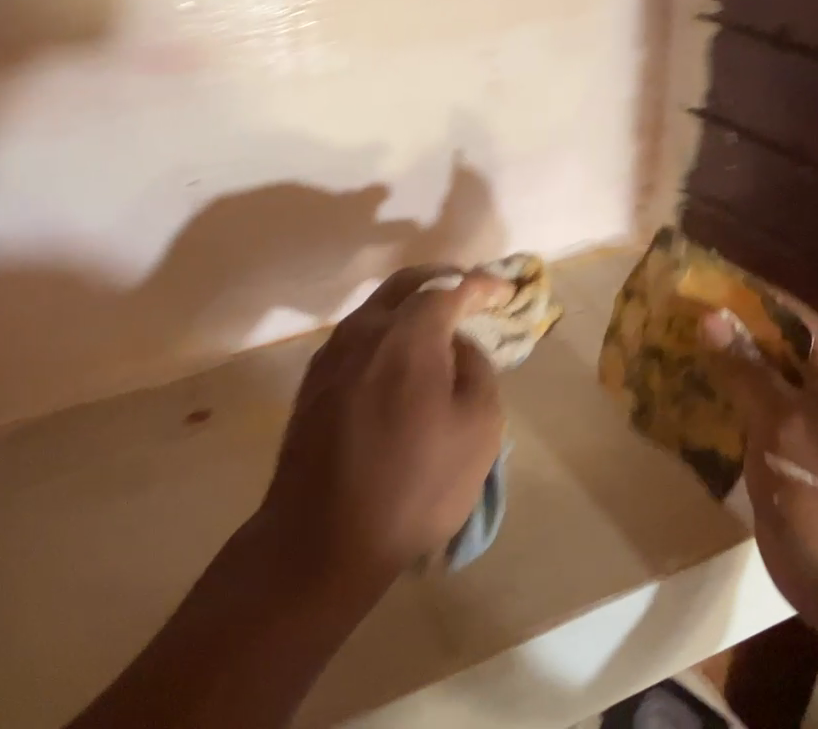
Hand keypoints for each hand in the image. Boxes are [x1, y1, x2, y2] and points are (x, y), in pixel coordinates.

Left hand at [257, 266, 509, 587]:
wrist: (322, 536)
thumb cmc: (414, 486)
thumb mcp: (478, 431)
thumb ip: (477, 370)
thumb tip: (458, 345)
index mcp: (407, 336)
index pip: (448, 289)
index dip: (481, 285)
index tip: (505, 289)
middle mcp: (363, 331)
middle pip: (404, 285)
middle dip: (441, 280)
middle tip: (470, 292)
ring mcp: (330, 355)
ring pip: (375, 309)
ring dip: (410, 306)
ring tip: (438, 324)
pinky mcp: (313, 382)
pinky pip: (356, 337)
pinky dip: (385, 332)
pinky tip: (398, 357)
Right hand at [700, 309, 817, 641]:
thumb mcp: (785, 429)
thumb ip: (748, 371)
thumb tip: (711, 317)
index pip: (793, 318)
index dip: (745, 297)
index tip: (695, 281)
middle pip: (775, 349)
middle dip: (725, 332)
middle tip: (670, 314)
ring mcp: (812, 430)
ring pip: (760, 384)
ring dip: (719, 368)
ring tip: (665, 347)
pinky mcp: (790, 460)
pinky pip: (753, 418)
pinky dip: (722, 404)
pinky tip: (682, 396)